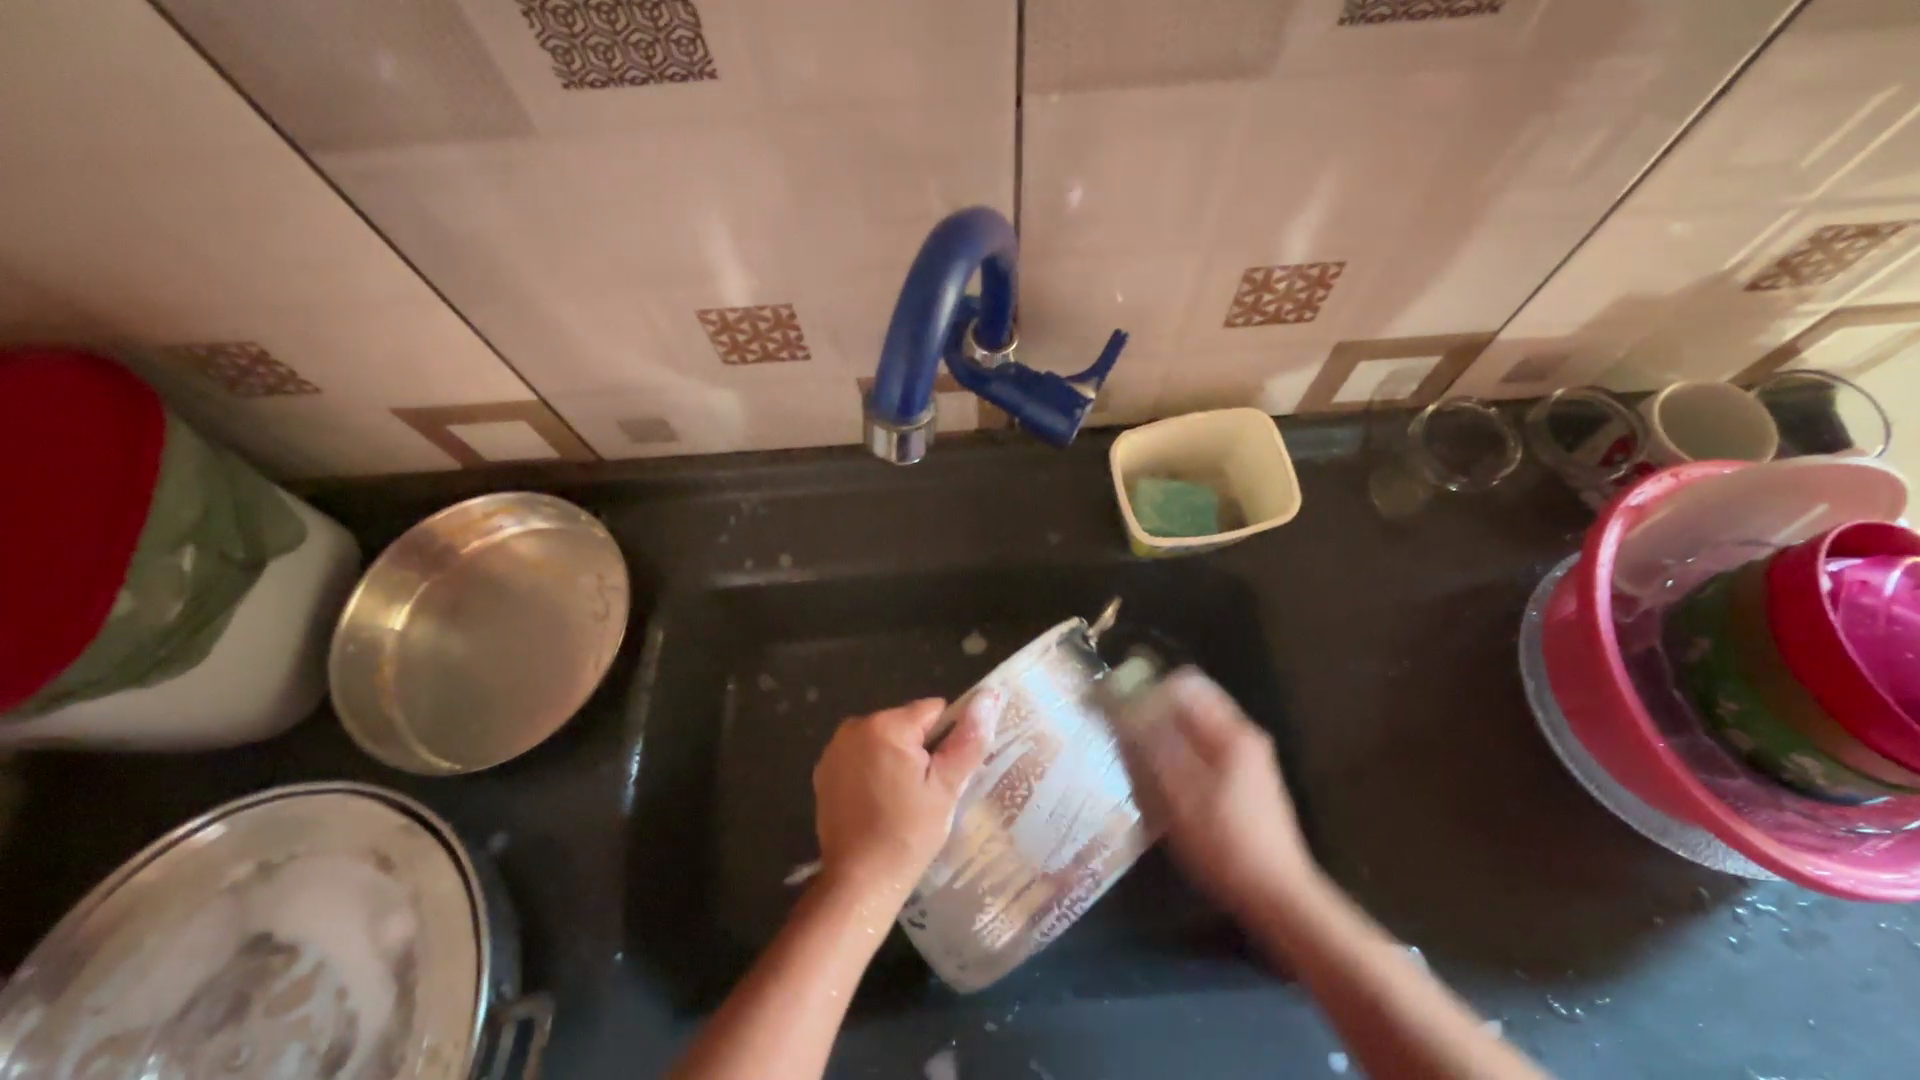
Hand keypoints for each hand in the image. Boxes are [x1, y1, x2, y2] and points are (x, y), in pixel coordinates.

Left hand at [812, 694, 999, 903]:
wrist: (859, 880)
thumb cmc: (908, 833)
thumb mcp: (947, 787)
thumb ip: (968, 739)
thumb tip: (989, 697)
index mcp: (886, 725)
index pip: (933, 711)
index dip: (946, 740)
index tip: (944, 774)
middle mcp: (854, 727)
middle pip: (906, 724)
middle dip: (919, 751)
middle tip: (924, 793)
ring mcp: (834, 750)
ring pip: (883, 741)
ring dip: (895, 761)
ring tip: (902, 802)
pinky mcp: (823, 772)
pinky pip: (861, 758)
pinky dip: (872, 772)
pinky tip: (877, 805)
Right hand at [1124, 668, 1316, 916]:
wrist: (1277, 897)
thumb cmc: (1225, 844)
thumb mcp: (1179, 794)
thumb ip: (1152, 746)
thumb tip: (1124, 706)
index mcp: (1232, 732)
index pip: (1185, 684)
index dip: (1148, 691)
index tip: (1120, 712)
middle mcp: (1242, 738)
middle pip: (1186, 711)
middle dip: (1152, 726)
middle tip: (1127, 756)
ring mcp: (1247, 764)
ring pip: (1190, 739)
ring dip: (1162, 753)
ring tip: (1144, 787)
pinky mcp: (1244, 788)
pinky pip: (1200, 762)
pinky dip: (1178, 773)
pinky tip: (1165, 805)